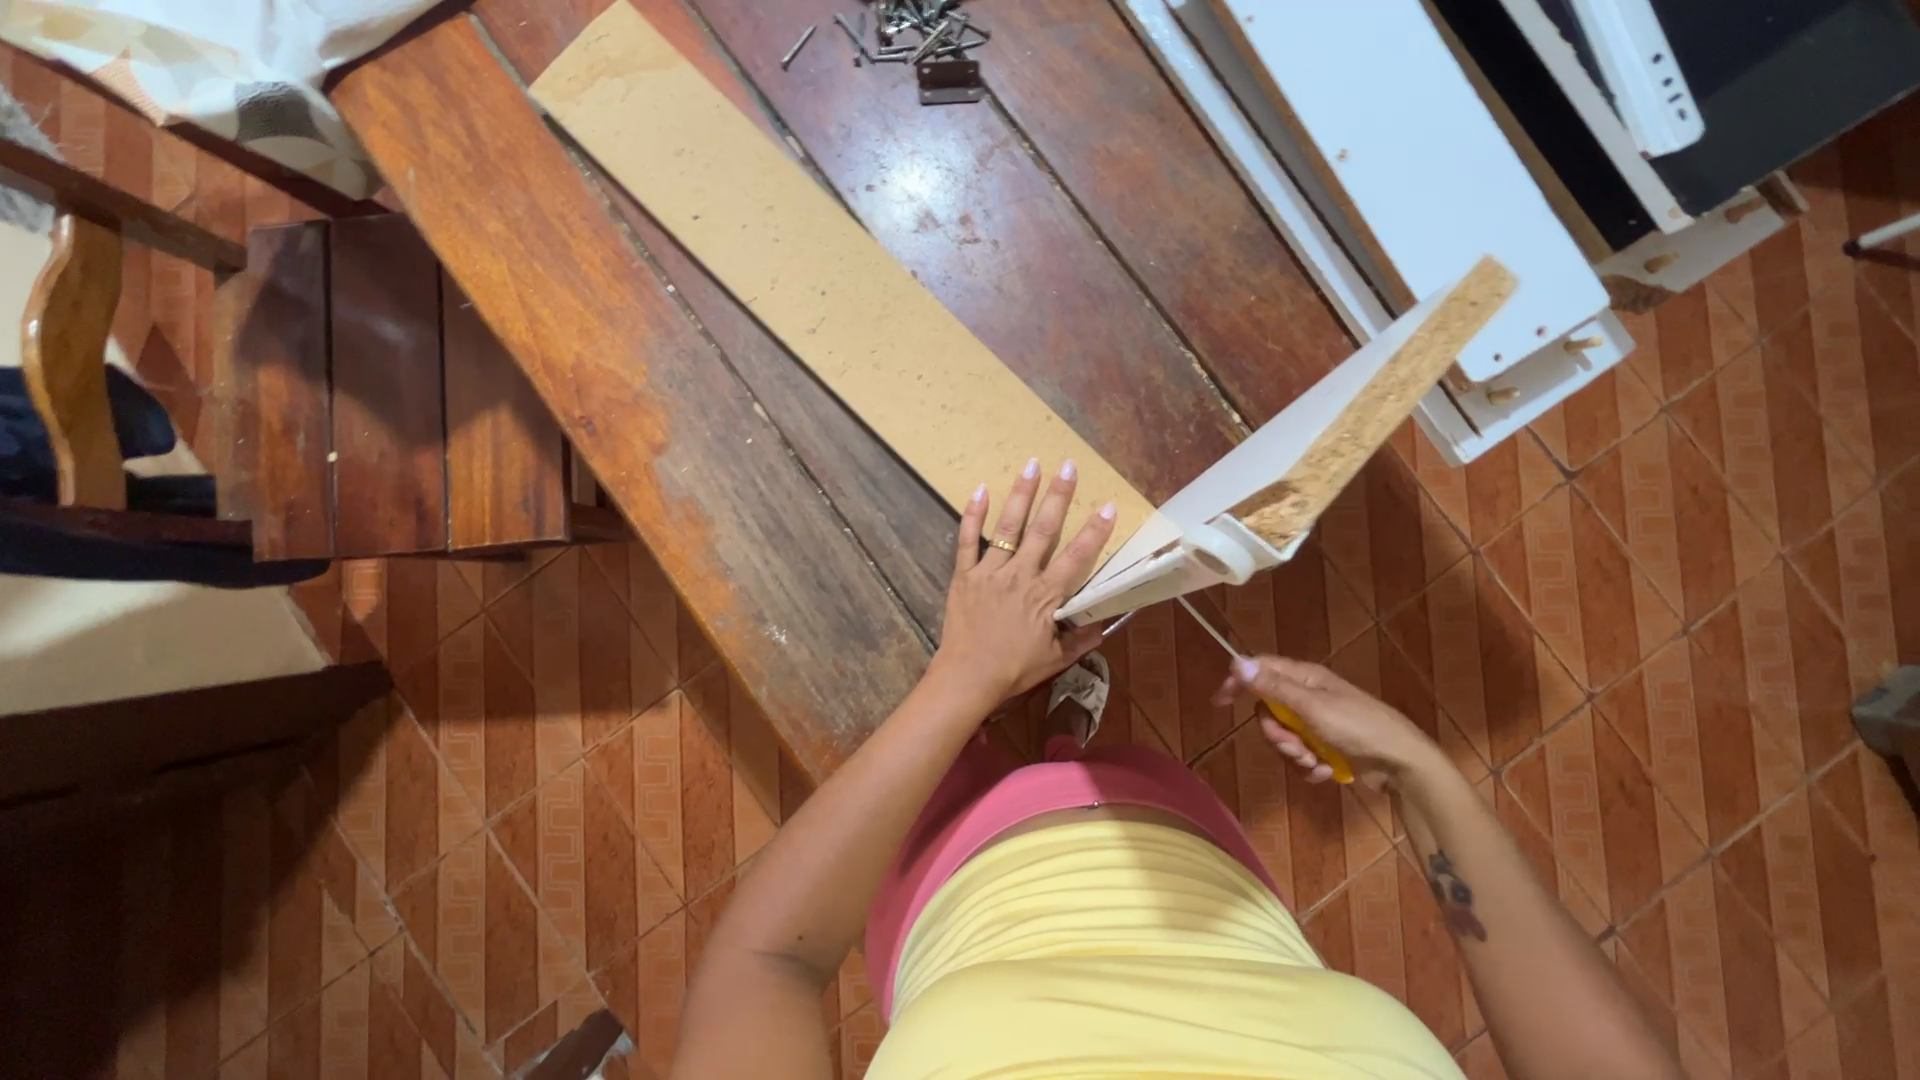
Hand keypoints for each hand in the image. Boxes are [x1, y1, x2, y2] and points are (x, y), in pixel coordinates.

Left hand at [931, 458, 1117, 706]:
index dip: (1094, 532)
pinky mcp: (965, 575)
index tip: (1108, 506)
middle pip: (1044, 530)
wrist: (968, 676)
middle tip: (1068, 466)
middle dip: (1058, 496)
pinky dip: (973, 515)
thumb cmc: (1013, 670)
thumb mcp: (1055, 658)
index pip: (1076, 557)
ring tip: (1031, 465)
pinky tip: (981, 489)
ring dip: (1022, 494)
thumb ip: (1081, 639)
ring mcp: (990, 571)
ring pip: (1008, 527)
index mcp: (1046, 595)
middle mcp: (1021, 575)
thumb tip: (1106, 625)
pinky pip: (967, 540)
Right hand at [1214, 656, 1443, 787]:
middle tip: (1294, 746)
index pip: (1260, 670)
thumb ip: (1273, 687)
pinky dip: (1308, 766)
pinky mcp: (1325, 746)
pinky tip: (1325, 770)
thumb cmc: (1359, 726)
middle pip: (1267, 710)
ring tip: (1315, 762)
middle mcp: (1307, 697)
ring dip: (1293, 753)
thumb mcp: (1312, 707)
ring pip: (1282, 736)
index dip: (1238, 682)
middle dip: (1276, 734)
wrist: (1401, 763)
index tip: (1220, 702)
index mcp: (1304, 678)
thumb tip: (1237, 662)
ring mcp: (1317, 722)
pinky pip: (1299, 755)